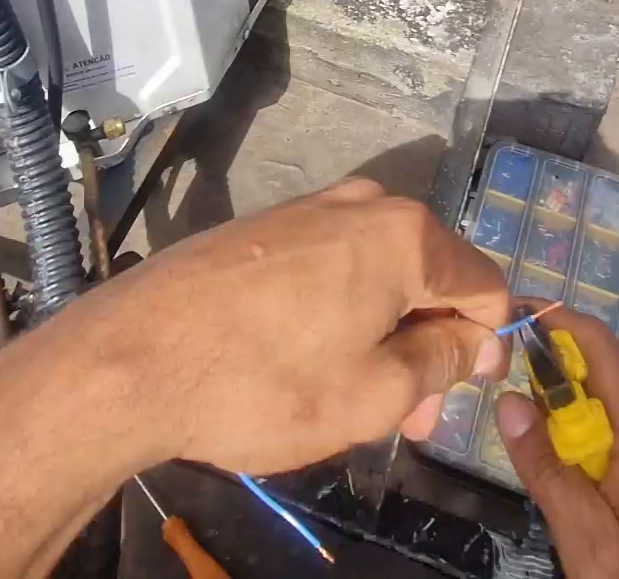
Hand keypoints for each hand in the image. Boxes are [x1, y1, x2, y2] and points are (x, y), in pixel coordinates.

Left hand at [42, 177, 512, 473]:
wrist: (134, 353)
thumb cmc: (265, 381)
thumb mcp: (372, 393)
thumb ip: (442, 362)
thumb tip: (480, 339)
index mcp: (406, 236)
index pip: (485, 285)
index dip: (484, 344)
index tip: (450, 394)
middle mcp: (367, 204)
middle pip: (431, 275)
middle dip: (430, 344)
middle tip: (402, 415)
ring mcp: (314, 206)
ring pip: (382, 270)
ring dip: (386, 330)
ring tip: (351, 392)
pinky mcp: (272, 222)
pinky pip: (336, 261)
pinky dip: (344, 306)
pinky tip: (308, 352)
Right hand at [495, 306, 618, 578]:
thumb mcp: (597, 555)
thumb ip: (552, 476)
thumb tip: (509, 402)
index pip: (599, 344)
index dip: (554, 319)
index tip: (509, 315)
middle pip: (611, 363)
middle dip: (558, 355)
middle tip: (507, 370)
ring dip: (579, 390)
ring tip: (535, 413)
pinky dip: (603, 417)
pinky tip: (581, 455)